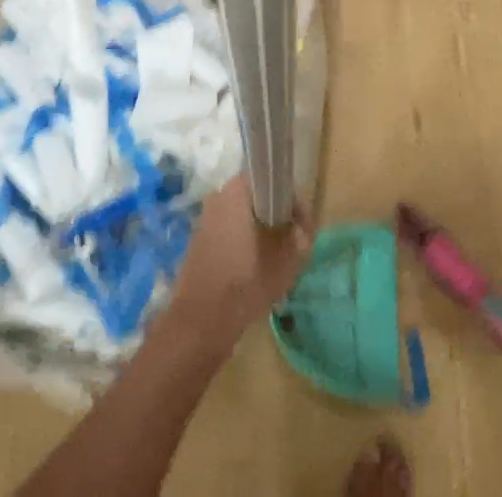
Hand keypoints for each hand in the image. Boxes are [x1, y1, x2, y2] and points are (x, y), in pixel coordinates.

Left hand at [167, 175, 312, 354]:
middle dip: (277, 216)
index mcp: (236, 192)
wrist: (201, 321)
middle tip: (293, 242)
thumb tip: (302, 225)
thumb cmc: (246, 283)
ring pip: (243, 215)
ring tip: (276, 258)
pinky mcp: (198, 240)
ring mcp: (205, 218)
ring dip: (261, 230)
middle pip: (257, 198)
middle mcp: (217, 197)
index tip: (301, 224)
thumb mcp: (288, 261)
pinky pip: (229, 230)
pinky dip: (244, 241)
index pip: (272, 180)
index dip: (291, 200)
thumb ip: (302, 235)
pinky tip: (254, 266)